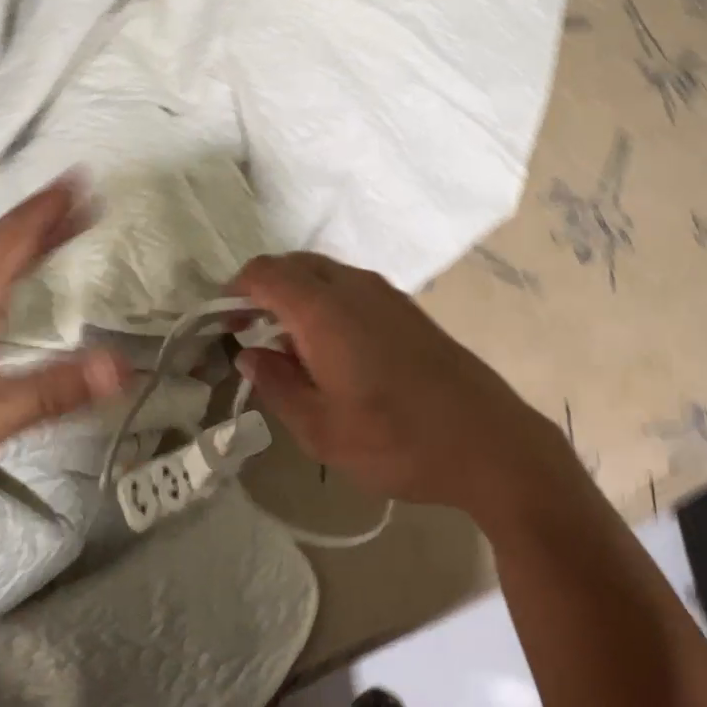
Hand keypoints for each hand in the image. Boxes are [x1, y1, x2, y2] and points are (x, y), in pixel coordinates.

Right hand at [231, 252, 574, 521]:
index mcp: (326, 310)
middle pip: (295, 265)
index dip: (234, 292)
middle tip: (246, 334)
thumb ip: (277, 384)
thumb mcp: (322, 429)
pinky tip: (329, 351)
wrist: (487, 440)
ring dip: (297, 297)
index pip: (265, 273)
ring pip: (326, 274)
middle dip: (263, 290)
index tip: (219, 324)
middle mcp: (356, 287)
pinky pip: (352, 289)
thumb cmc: (397, 441)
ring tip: (285, 349)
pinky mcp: (408, 310)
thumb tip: (248, 353)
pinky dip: (326, 304)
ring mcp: (388, 294)